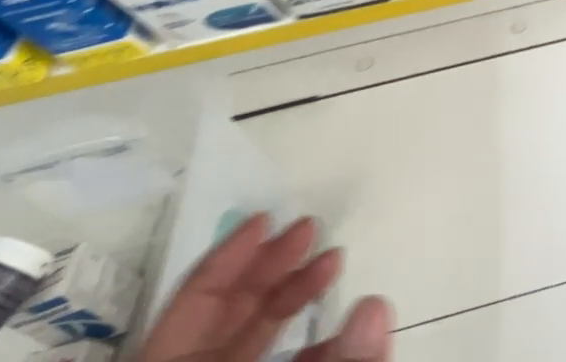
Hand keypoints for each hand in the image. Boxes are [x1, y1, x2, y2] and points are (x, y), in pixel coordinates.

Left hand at [138, 213, 393, 361]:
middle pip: (219, 320)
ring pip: (245, 345)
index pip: (190, 307)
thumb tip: (376, 306)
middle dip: (268, 269)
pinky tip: (338, 330)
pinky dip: (303, 348)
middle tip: (311, 226)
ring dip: (290, 299)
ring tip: (333, 260)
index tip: (265, 218)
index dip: (224, 260)